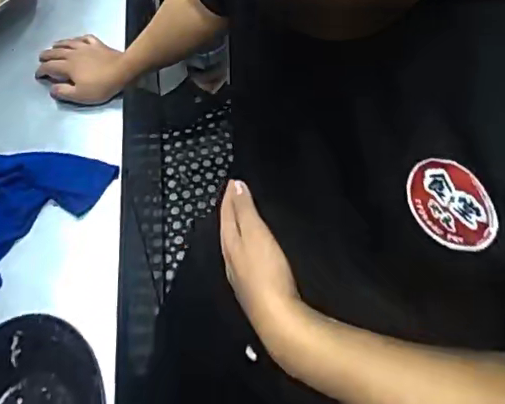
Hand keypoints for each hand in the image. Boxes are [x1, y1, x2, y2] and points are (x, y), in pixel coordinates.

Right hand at [35, 34, 130, 103]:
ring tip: (53, 45)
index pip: (50, 67)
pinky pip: (84, 38)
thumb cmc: (100, 85)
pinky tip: (77, 40)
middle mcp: (74, 53)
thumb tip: (51, 88)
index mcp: (68, 66)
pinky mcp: (97, 44)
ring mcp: (86, 46)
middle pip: (56, 52)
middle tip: (41, 57)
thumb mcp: (80, 95)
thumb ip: (64, 92)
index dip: (41, 70)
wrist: (121, 70)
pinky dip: (78, 39)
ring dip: (59, 44)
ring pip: (68, 43)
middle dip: (46, 55)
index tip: (38, 74)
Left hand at [221, 180, 308, 351]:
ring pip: (233, 246)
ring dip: (237, 229)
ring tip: (242, 219)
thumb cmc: (266, 272)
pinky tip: (252, 252)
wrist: (279, 322)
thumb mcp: (255, 232)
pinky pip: (243, 260)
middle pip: (227, 229)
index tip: (233, 181)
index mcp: (229, 243)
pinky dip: (245, 247)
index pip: (225, 213)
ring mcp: (240, 279)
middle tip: (235, 197)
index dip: (230, 196)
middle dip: (230, 212)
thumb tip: (235, 185)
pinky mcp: (253, 293)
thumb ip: (244, 209)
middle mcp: (230, 260)